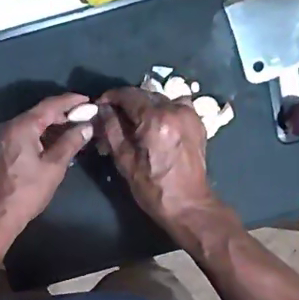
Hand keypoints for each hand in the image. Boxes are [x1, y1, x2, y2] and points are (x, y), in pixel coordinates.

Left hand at [0, 92, 94, 254]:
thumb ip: (71, 142)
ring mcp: (1, 137)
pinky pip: (24, 134)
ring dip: (52, 125)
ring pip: (31, 124)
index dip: (70, 101)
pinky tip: (56, 141)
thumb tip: (86, 125)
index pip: (49, 106)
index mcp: (21, 126)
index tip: (88, 100)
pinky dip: (40, 135)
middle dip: (63, 114)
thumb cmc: (28, 192)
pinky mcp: (0, 148)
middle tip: (85, 116)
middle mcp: (8, 126)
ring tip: (75, 128)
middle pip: (39, 113)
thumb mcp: (54, 166)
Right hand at [96, 86, 232, 247]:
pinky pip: (176, 106)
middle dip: (127, 102)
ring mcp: (190, 115)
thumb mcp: (124, 160)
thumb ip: (111, 129)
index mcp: (155, 119)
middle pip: (145, 94)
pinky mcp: (198, 122)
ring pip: (161, 99)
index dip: (111, 96)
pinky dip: (163, 110)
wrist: (188, 204)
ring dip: (145, 106)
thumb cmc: (152, 187)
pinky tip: (155, 125)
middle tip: (114, 116)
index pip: (128, 94)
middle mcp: (175, 110)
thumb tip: (102, 109)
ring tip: (134, 122)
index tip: (100, 104)